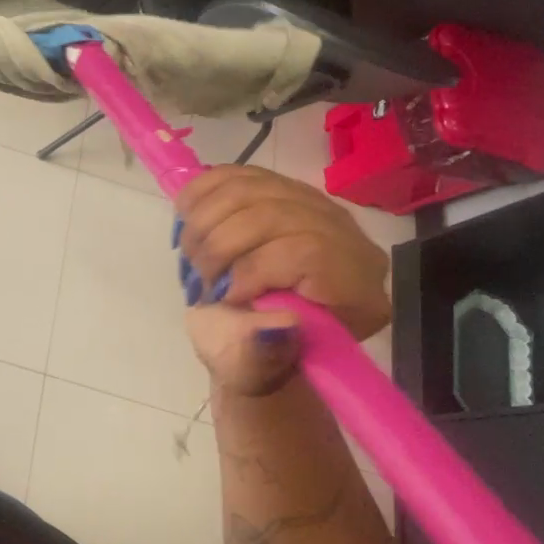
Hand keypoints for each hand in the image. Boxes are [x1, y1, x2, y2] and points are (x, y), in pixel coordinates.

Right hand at [173, 166, 390, 395]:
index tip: (221, 297)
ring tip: (190, 256)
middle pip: (275, 213)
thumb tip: (280, 322)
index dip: (254, 268)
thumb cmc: (254, 360)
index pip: (311, 252)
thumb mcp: (256, 369)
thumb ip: (264, 350)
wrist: (250, 341)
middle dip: (219, 245)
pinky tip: (187, 220)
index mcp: (357, 295)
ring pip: (251, 189)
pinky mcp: (282, 191)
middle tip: (198, 278)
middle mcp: (349, 242)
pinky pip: (237, 174)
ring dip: (203, 222)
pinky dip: (202, 193)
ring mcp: (315, 209)